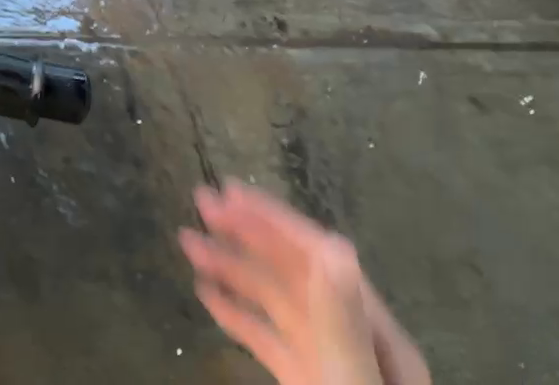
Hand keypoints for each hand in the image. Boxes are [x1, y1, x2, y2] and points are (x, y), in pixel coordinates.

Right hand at [180, 181, 429, 384]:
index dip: (274, 221)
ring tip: (186, 242)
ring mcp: (327, 364)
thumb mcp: (352, 384)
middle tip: (200, 201)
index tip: (229, 192)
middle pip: (294, 273)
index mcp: (373, 334)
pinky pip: (267, 339)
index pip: (320, 259)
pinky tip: (205, 295)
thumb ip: (341, 322)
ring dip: (231, 267)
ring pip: (274, 301)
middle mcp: (350, 340)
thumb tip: (334, 245)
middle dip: (247, 234)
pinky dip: (236, 313)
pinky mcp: (305, 383)